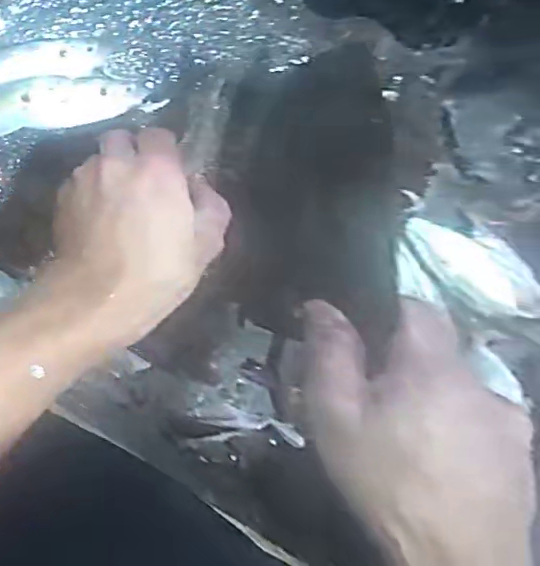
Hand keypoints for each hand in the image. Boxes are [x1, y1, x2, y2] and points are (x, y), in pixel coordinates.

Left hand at [39, 128, 230, 347]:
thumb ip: (208, 203)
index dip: (165, 145)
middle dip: (130, 148)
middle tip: (143, 173)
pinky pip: (79, 178)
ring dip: (108, 168)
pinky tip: (98, 210)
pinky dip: (90, 186)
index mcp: (154, 170)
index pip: (157, 134)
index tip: (171, 161)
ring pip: (95, 158)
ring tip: (120, 197)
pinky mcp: (61, 191)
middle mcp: (113, 164)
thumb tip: (195, 184)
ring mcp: (82, 175)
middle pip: (118, 137)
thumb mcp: (206, 240)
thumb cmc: (161, 268)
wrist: (99, 286)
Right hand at [302, 298, 535, 565]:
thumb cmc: (381, 474)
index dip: (386, 303)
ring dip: (423, 390)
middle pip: (438, 353)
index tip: (350, 315)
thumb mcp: (333, 408)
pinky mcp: (520, 455)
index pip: (423, 311)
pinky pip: (476, 416)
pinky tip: (418, 444)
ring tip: (385, 417)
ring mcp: (513, 427)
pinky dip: (445, 417)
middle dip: (396, 357)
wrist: (455, 555)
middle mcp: (486, 391)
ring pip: (457, 387)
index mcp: (436, 373)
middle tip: (355, 380)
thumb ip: (331, 352)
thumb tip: (323, 308)